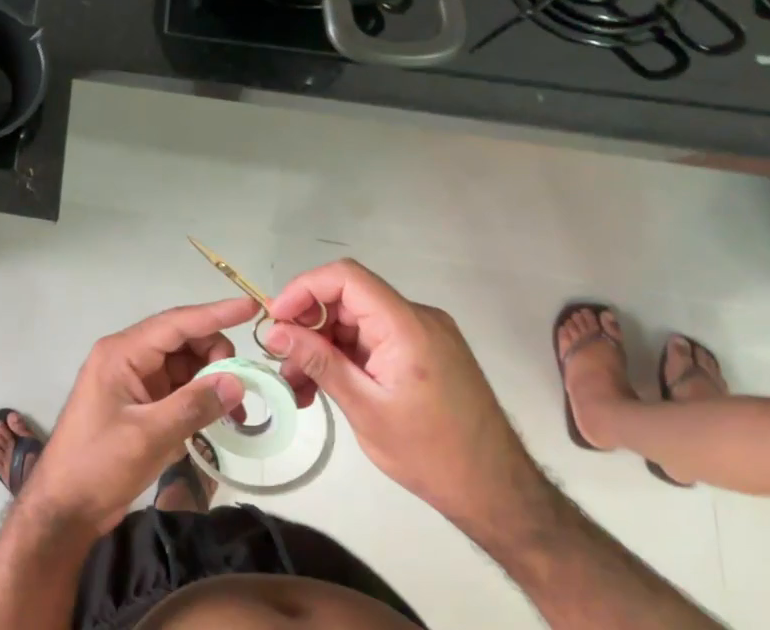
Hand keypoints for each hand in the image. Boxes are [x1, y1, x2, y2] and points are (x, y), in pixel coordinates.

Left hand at [22, 297, 256, 533]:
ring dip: (212, 378)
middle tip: (244, 387)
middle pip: (182, 340)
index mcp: (121, 354)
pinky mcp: (139, 403)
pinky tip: (220, 416)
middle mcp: (127, 358)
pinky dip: (200, 397)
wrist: (66, 504)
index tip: (251, 307)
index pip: (175, 323)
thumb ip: (194, 405)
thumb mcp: (149, 435)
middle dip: (216, 354)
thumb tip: (237, 381)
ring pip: (184, 364)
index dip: (214, 314)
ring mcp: (133, 380)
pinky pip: (178, 387)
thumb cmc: (98, 464)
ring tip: (238, 409)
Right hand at [258, 259, 538, 526]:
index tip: (276, 320)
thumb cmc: (430, 452)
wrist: (496, 491)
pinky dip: (344, 358)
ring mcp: (423, 335)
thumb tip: (274, 331)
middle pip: (347, 300)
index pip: (346, 278)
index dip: (304, 289)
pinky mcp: (423, 353)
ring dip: (321, 347)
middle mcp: (417, 319)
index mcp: (407, 326)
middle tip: (281, 363)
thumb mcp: (364, 408)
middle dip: (307, 326)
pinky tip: (322, 388)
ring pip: (355, 324)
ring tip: (298, 387)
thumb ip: (318, 361)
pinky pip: (372, 341)